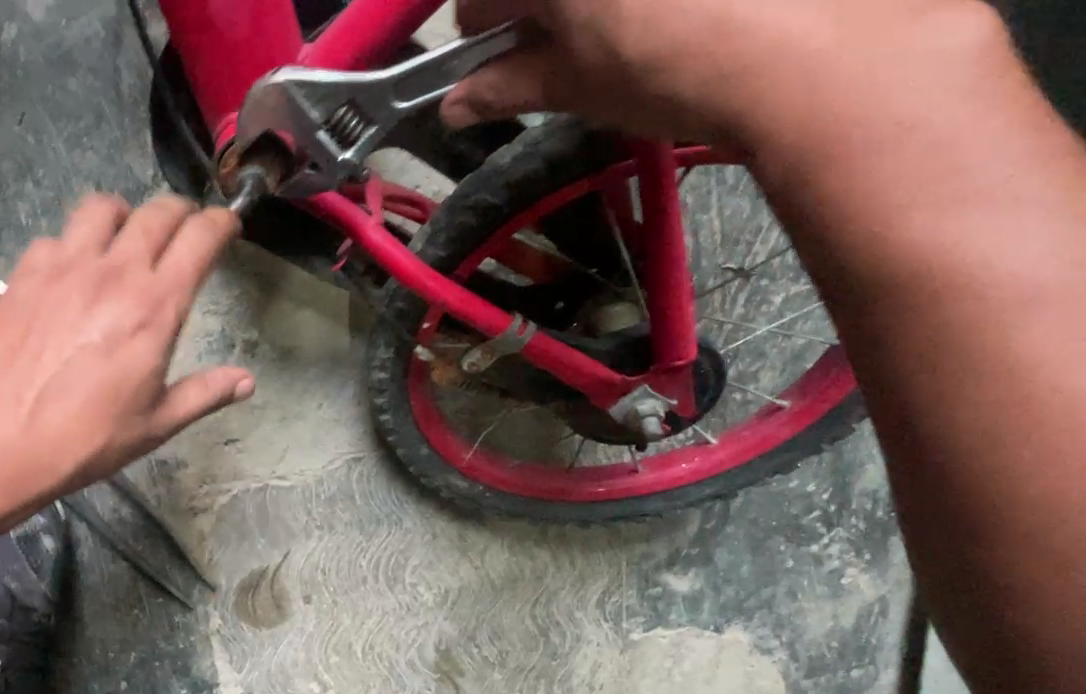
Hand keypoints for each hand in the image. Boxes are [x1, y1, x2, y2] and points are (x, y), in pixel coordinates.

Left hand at [0, 193, 253, 507]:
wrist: (1, 444)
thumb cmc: (86, 441)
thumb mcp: (155, 425)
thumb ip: (204, 394)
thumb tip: (247, 382)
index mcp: (155, 308)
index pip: (200, 239)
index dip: (221, 224)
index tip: (227, 226)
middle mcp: (114, 273)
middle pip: (158, 212)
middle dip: (182, 212)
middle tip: (185, 228)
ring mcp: (64, 268)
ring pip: (103, 208)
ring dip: (125, 215)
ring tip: (125, 238)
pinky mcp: (25, 274)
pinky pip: (57, 237)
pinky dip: (74, 243)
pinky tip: (72, 271)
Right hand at [439, 0, 1008, 149]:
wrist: (818, 47)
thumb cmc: (673, 69)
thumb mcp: (577, 86)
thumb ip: (505, 88)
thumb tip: (454, 105)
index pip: (475, 1)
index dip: (484, 37)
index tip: (503, 63)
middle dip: (546, 10)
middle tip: (575, 45)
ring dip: (600, 5)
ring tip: (642, 22)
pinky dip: (652, 2)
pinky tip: (684, 10)